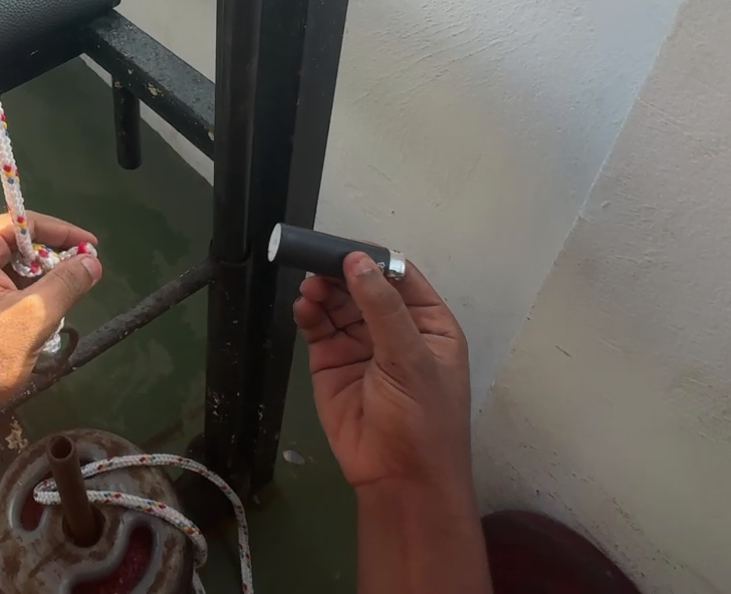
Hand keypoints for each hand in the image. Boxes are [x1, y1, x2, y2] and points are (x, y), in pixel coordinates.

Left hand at [0, 212, 101, 422]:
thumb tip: (92, 262)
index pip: (23, 222)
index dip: (63, 234)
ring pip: (7, 266)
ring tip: (60, 303)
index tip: (93, 248)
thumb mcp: (33, 317)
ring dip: (36, 282)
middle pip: (15, 243)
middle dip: (50, 261)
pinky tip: (36, 317)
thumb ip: (66, 283)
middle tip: (81, 277)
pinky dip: (18, 295)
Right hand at [294, 253, 471, 493]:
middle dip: (338, 273)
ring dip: (321, 291)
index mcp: (427, 325)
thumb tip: (356, 259)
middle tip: (314, 263)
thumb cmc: (421, 420)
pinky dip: (307, 312)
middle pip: (360, 285)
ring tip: (310, 291)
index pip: (398, 277)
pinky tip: (304, 308)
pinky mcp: (330, 359)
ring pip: (335, 301)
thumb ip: (382, 308)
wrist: (397, 481)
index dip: (372, 260)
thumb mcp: (410, 360)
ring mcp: (359, 343)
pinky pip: (316, 324)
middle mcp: (392, 329)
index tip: (343, 248)